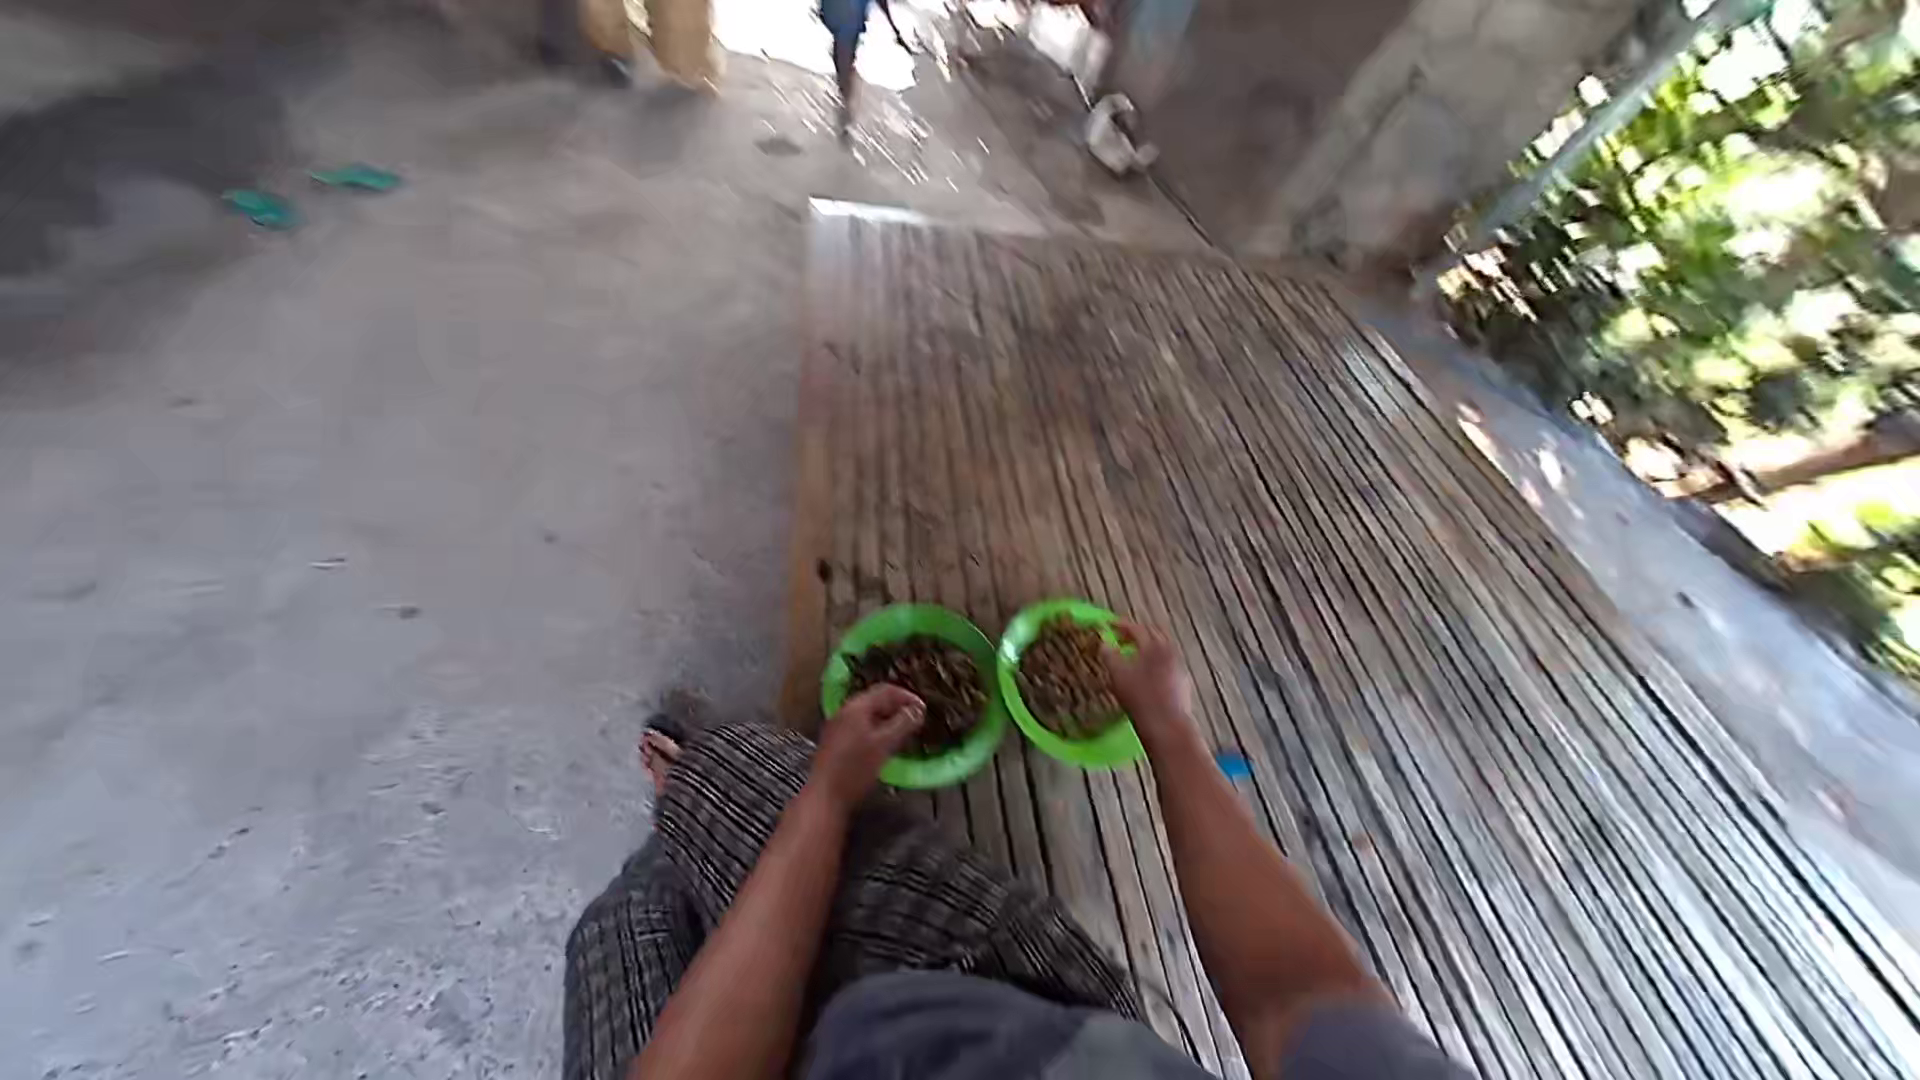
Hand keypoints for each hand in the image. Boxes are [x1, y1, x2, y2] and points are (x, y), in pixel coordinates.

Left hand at [810, 685, 924, 810]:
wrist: (824, 798)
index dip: (907, 696)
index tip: (923, 708)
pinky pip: (860, 727)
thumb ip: (903, 724)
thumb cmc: (856, 769)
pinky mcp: (835, 743)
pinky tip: (884, 744)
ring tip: (904, 731)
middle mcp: (845, 712)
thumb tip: (918, 709)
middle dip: (897, 707)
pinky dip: (876, 729)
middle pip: (875, 700)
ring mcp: (837, 727)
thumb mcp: (884, 744)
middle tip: (915, 719)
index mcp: (856, 707)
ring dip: (887, 719)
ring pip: (868, 715)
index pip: (886, 690)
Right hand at [1103, 622, 1194, 749]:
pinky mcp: (1183, 681)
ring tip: (1132, 656)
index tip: (1109, 625)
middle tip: (1121, 638)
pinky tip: (1146, 674)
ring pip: (1162, 649)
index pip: (1136, 628)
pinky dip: (1155, 661)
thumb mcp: (1117, 673)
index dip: (1121, 625)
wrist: (1166, 725)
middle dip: (1137, 634)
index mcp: (1153, 645)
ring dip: (1147, 648)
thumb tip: (1104, 643)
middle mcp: (1169, 651)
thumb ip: (1108, 654)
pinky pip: (1167, 663)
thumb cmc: (1139, 697)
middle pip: (1153, 634)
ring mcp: (1179, 666)